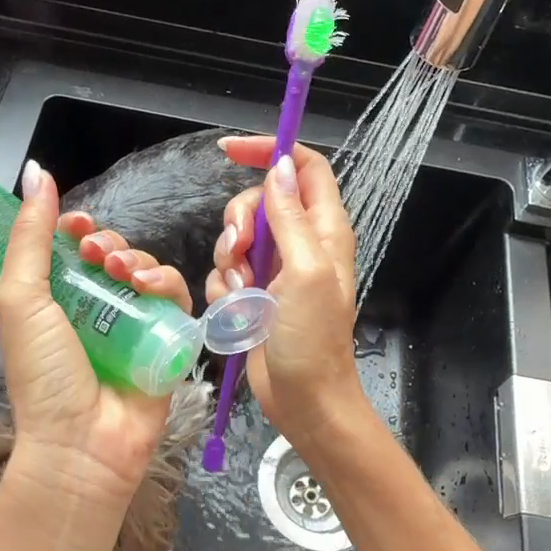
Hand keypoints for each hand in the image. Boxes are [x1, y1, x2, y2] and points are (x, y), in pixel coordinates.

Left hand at [0, 160, 193, 506]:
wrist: (83, 442)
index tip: (76, 225)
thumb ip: (28, 237)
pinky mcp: (167, 339)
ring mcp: (133, 324)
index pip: (71, 249)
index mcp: (55, 300)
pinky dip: (165, 281)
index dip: (76, 228)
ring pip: (146, 269)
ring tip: (120, 272)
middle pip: (112, 254)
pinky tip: (148, 285)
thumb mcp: (20, 299)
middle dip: (107, 242)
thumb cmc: (44, 374)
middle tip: (97, 255)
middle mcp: (95, 308)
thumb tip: (36, 172)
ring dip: (136, 258)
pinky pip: (176, 297)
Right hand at [205, 137, 365, 439]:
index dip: (270, 151)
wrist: (303, 399)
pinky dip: (225, 292)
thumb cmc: (313, 339)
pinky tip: (238, 314)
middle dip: (238, 223)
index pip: (302, 167)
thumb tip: (279, 167)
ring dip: (230, 264)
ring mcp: (276, 271)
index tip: (230, 151)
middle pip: (258, 202)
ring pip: (236, 239)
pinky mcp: (254, 296)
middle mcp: (300, 243)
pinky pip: (226, 275)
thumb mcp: (305, 272)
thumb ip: (290, 218)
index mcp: (325, 230)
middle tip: (241, 254)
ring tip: (245, 296)